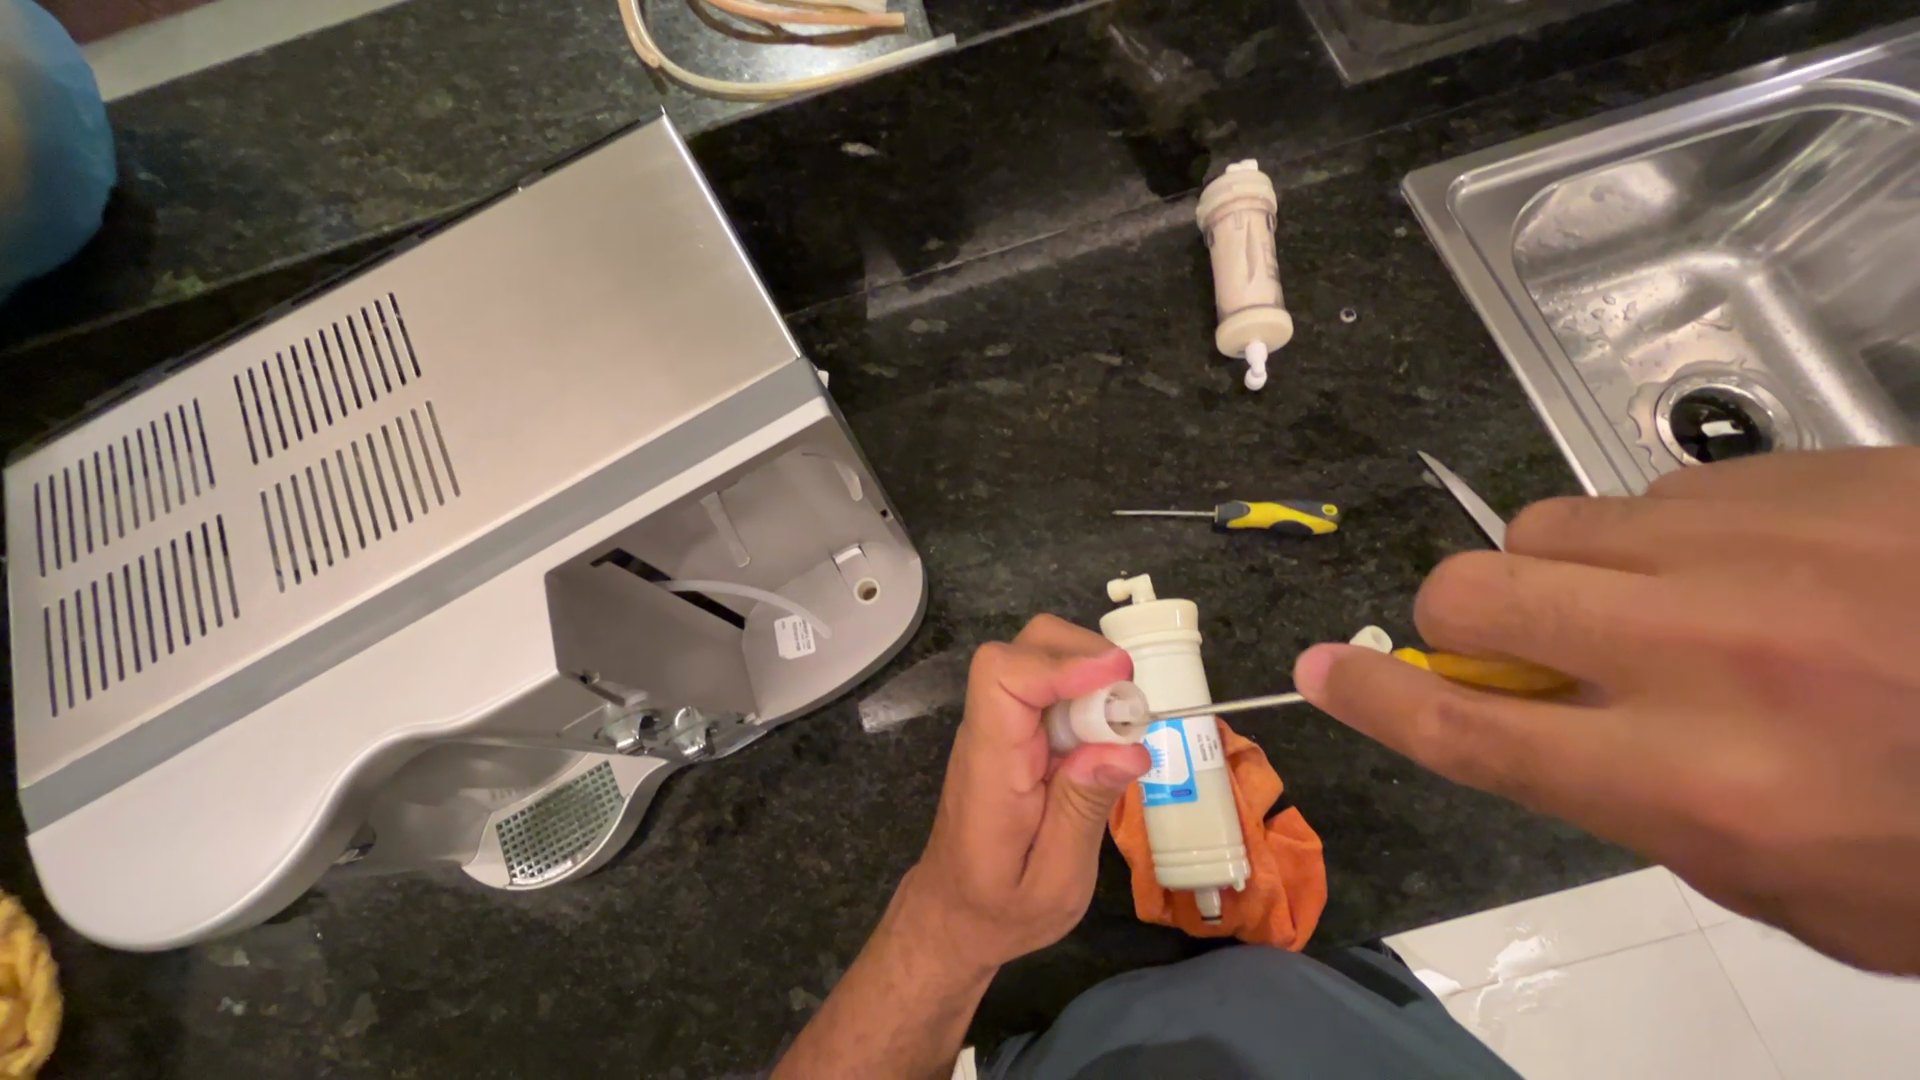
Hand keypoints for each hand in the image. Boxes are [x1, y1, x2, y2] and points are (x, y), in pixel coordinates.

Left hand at [899, 616, 1151, 974]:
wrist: (954, 913)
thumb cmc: (999, 908)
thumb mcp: (1055, 882)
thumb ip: (1084, 811)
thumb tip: (1128, 748)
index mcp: (991, 764)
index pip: (1002, 676)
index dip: (1060, 664)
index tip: (1116, 679)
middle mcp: (988, 731)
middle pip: (1021, 648)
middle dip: (1082, 654)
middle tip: (1129, 700)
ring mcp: (998, 728)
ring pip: (1035, 657)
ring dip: (1087, 671)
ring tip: (1124, 722)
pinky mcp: (1013, 734)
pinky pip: (1045, 688)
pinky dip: (1084, 693)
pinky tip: (1107, 733)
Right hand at [1294, 448, 1919, 973]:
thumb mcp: (1812, 889)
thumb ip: (1639, 808)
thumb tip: (1529, 722)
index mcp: (1708, 786)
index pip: (1468, 734)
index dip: (1372, 698)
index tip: (1316, 668)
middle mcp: (1705, 655)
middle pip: (1470, 595)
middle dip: (1460, 621)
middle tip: (1514, 644)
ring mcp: (1759, 547)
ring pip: (1549, 528)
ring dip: (1568, 575)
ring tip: (1667, 605)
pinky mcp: (1812, 473)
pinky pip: (1652, 495)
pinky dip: (1664, 538)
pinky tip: (1770, 567)